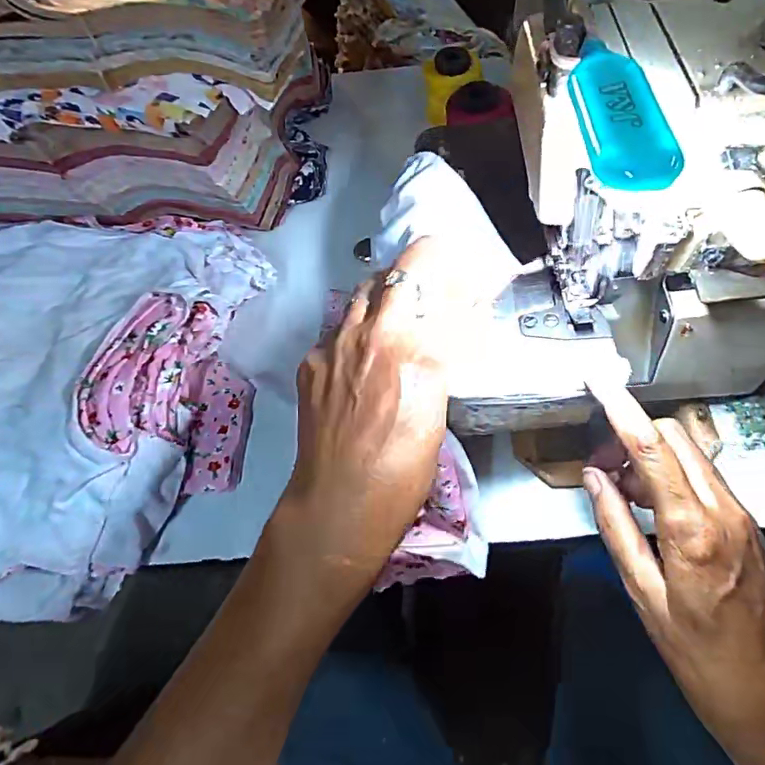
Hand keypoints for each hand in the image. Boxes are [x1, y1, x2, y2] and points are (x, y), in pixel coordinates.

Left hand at [266, 238, 453, 585]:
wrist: (339, 501)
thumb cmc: (403, 470)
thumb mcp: (436, 410)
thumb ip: (440, 358)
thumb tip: (450, 328)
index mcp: (412, 349)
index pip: (428, 281)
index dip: (442, 264)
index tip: (453, 264)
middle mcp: (370, 336)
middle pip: (393, 276)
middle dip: (413, 270)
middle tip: (427, 280)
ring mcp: (334, 346)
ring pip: (360, 296)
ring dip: (382, 294)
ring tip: (395, 310)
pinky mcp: (311, 363)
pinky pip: (338, 328)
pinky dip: (356, 329)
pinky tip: (361, 352)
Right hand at [581, 380, 764, 731]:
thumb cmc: (702, 661)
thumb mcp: (646, 597)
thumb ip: (617, 528)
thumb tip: (595, 478)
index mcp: (694, 529)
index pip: (652, 447)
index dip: (622, 408)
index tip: (599, 380)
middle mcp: (725, 510)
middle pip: (675, 436)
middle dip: (632, 436)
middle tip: (602, 470)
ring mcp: (742, 516)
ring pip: (691, 454)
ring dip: (651, 457)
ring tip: (622, 494)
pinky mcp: (749, 526)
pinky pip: (704, 478)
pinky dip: (671, 476)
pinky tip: (652, 510)